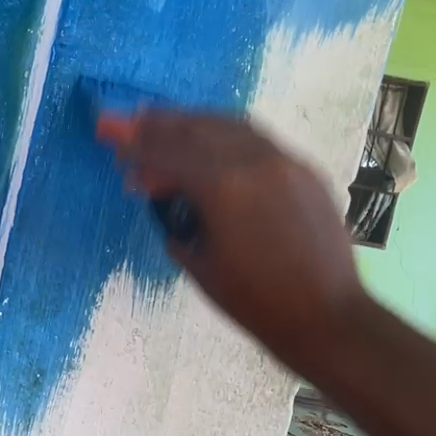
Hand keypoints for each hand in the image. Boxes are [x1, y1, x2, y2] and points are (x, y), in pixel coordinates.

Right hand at [96, 110, 371, 367]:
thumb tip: (163, 192)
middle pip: (194, 128)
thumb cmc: (253, 300)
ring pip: (228, 125)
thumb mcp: (197, 261)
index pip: (167, 154)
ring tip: (163, 121)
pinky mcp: (303, 168)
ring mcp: (284, 160)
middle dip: (156, 123)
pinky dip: (223, 133)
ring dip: (190, 121)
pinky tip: (208, 140)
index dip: (134, 146)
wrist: (327, 315)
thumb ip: (176, 218)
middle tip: (127, 120)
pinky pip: (255, 138)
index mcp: (222, 187)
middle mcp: (254, 161)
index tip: (108, 134)